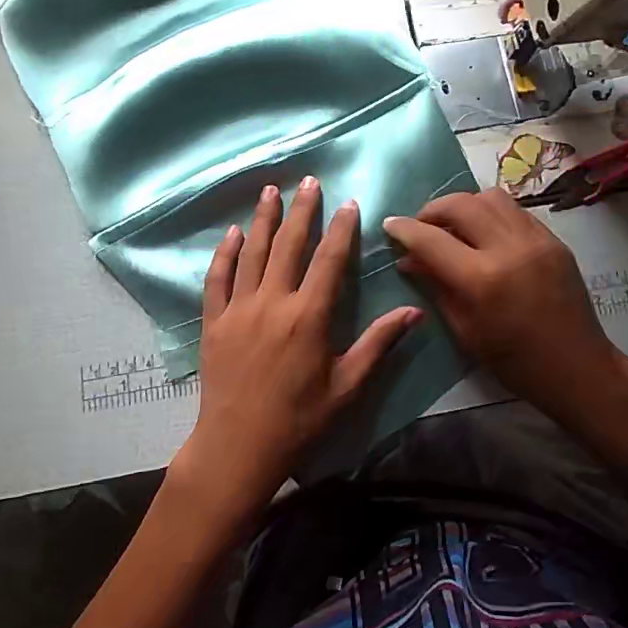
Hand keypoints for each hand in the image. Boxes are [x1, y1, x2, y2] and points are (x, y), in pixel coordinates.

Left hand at [174, 177, 421, 507]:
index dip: (340, 229)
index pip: (328, 260)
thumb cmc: (300, 419)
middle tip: (308, 181)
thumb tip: (414, 312)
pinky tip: (231, 233)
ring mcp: (239, 310)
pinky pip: (217, 279)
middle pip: (289, 246)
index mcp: (308, 316)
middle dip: (301, 210)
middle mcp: (273, 303)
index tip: (348, 203)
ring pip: (252, 254)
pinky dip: (224, 253)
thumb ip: (378, 343)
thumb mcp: (347, 385)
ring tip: (270, 191)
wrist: (238, 447)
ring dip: (262, 220)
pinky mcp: (214, 322)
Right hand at [383, 189, 627, 422]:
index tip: (390, 225)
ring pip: (490, 197)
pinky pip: (514, 210)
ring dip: (464, 205)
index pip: (432, 240)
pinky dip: (491, 213)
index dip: (405, 229)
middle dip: (432, 209)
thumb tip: (407, 260)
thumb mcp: (465, 330)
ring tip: (453, 225)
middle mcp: (509, 249)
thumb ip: (435, 286)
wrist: (577, 367)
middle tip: (421, 226)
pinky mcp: (553, 239)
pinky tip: (484, 233)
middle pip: (460, 204)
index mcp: (482, 280)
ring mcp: (535, 239)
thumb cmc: (515, 361)